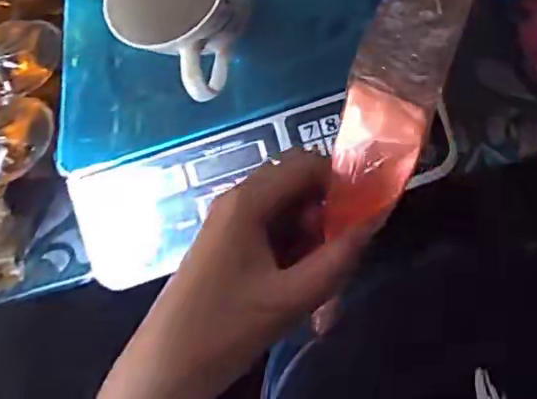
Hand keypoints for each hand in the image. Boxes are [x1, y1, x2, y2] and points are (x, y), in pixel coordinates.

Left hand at [100, 150, 380, 398]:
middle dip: (326, 210)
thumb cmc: (224, 328)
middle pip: (295, 183)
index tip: (362, 211)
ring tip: (325, 276)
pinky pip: (270, 227)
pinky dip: (293, 246)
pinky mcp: (227, 242)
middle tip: (343, 247)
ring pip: (285, 208)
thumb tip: (375, 221)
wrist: (162, 373)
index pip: (305, 163)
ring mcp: (230, 220)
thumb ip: (337, 259)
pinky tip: (301, 284)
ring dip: (311, 233)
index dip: (339, 180)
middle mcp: (238, 198)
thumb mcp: (289, 299)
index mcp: (248, 199)